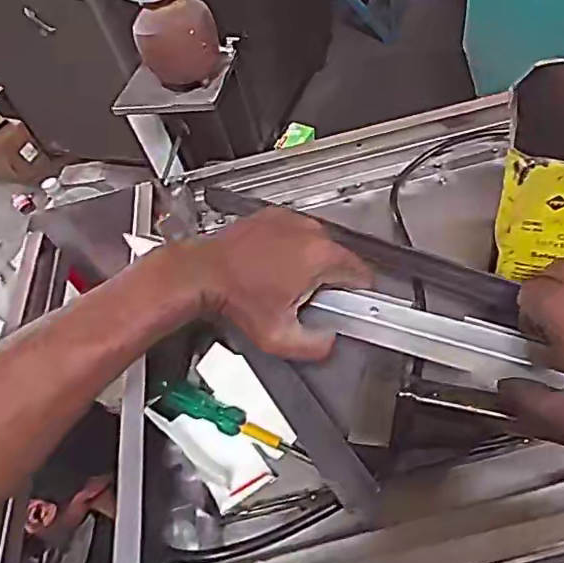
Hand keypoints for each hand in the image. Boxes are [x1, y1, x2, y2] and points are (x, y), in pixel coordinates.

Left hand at [184, 208, 372, 360]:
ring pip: (319, 246)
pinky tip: (274, 266)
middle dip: (330, 279)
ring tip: (287, 281)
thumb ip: (315, 345)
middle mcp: (309, 232)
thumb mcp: (279, 338)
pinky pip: (297, 235)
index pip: (361, 273)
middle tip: (307, 297)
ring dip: (311, 263)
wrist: (202, 274)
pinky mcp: (274, 216)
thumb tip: (328, 340)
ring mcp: (291, 221)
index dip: (357, 292)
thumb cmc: (234, 297)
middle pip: (340, 259)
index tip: (346, 301)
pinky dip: (292, 249)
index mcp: (319, 256)